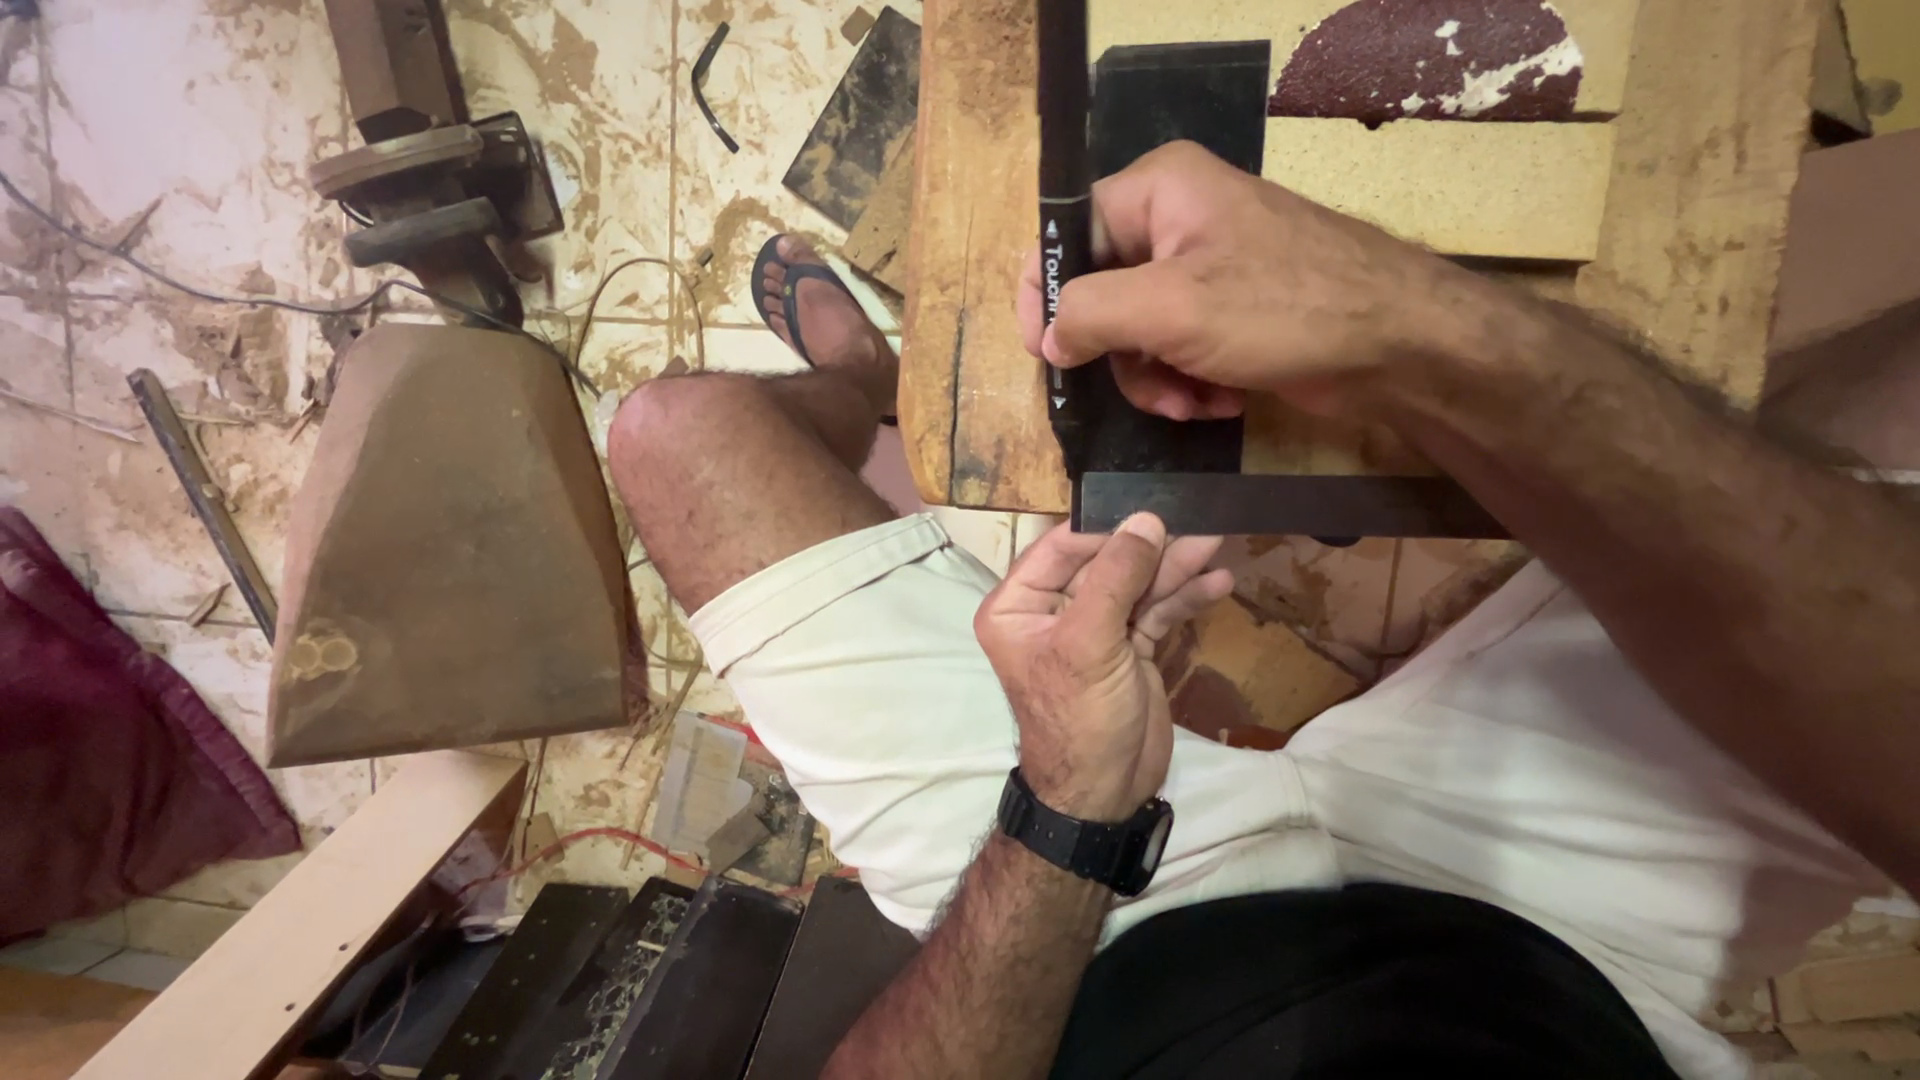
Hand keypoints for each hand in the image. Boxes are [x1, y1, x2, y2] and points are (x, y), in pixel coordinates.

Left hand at [973, 514, 1233, 821]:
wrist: (1104, 793)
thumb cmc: (1079, 716)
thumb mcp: (1089, 643)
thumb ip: (1115, 577)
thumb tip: (1145, 520)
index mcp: (1018, 605)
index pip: (1059, 548)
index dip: (1104, 528)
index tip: (1148, 509)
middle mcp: (1053, 610)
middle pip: (1104, 563)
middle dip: (1150, 546)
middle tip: (1195, 519)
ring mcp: (1095, 629)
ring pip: (1136, 584)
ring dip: (1176, 567)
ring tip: (1216, 540)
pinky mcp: (1130, 647)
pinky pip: (1156, 611)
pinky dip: (1184, 598)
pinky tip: (1218, 583)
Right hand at [1016, 140, 1484, 420]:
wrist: (1394, 346)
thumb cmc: (1280, 308)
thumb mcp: (1169, 308)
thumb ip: (1091, 315)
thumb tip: (1050, 341)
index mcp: (1156, 191)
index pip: (1066, 235)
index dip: (1048, 296)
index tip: (1047, 354)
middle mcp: (1174, 222)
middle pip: (1101, 295)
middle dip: (1121, 357)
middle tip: (1147, 390)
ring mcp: (1201, 270)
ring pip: (1134, 335)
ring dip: (1154, 382)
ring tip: (1191, 403)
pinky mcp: (1223, 313)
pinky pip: (1171, 351)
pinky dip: (1186, 385)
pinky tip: (1219, 402)